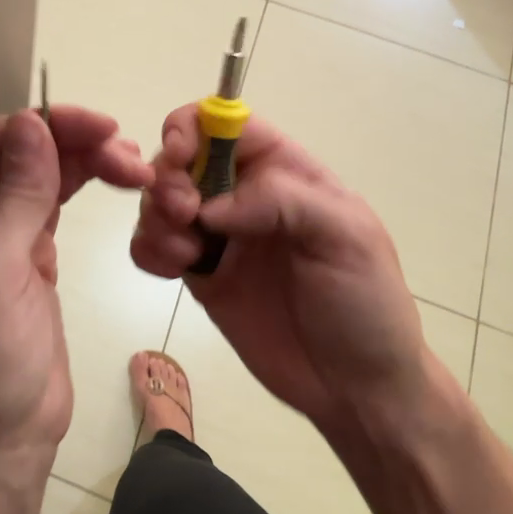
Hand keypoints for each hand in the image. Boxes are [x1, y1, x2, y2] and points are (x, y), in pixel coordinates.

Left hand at [0, 105, 152, 460]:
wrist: (1, 437)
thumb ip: (17, 193)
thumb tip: (32, 121)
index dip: (48, 126)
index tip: (103, 130)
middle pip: (24, 153)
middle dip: (76, 144)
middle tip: (132, 155)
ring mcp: (1, 234)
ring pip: (45, 175)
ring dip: (89, 162)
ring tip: (138, 167)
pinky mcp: (32, 256)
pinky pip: (56, 205)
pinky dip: (87, 188)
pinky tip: (120, 180)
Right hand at [130, 105, 427, 431]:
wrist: (355, 388)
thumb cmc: (365, 304)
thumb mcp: (346, 236)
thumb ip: (282, 200)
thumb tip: (211, 207)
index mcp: (284, 171)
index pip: (226, 125)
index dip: (192, 128)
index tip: (179, 158)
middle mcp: (244, 195)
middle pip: (181, 159)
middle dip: (168, 179)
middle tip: (184, 216)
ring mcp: (218, 236)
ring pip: (159, 200)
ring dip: (155, 217)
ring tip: (183, 254)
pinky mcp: (198, 275)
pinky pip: (153, 246)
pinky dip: (147, 249)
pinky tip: (169, 271)